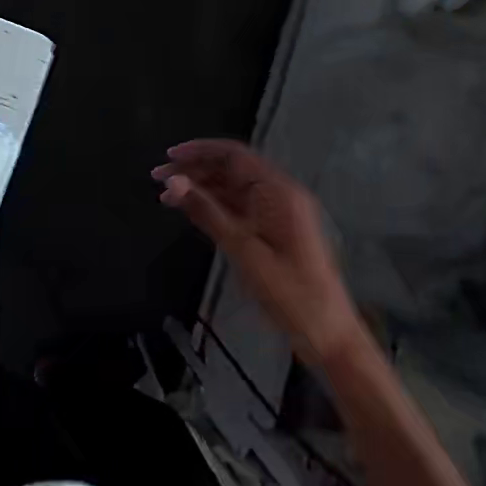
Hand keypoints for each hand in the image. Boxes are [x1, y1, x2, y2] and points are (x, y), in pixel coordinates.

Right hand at [153, 139, 363, 365]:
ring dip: (198, 186)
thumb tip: (173, 182)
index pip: (234, 155)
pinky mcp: (270, 229)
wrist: (327, 335)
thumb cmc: (289, 292)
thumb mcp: (243, 250)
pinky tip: (186, 209)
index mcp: (279, 192)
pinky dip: (210, 204)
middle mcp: (278, 194)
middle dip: (193, 168)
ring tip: (166, 195)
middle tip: (158, 177)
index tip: (168, 156)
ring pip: (230, 186)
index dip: (199, 150)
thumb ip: (207, 211)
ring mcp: (275, 212)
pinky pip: (236, 206)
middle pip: (230, 168)